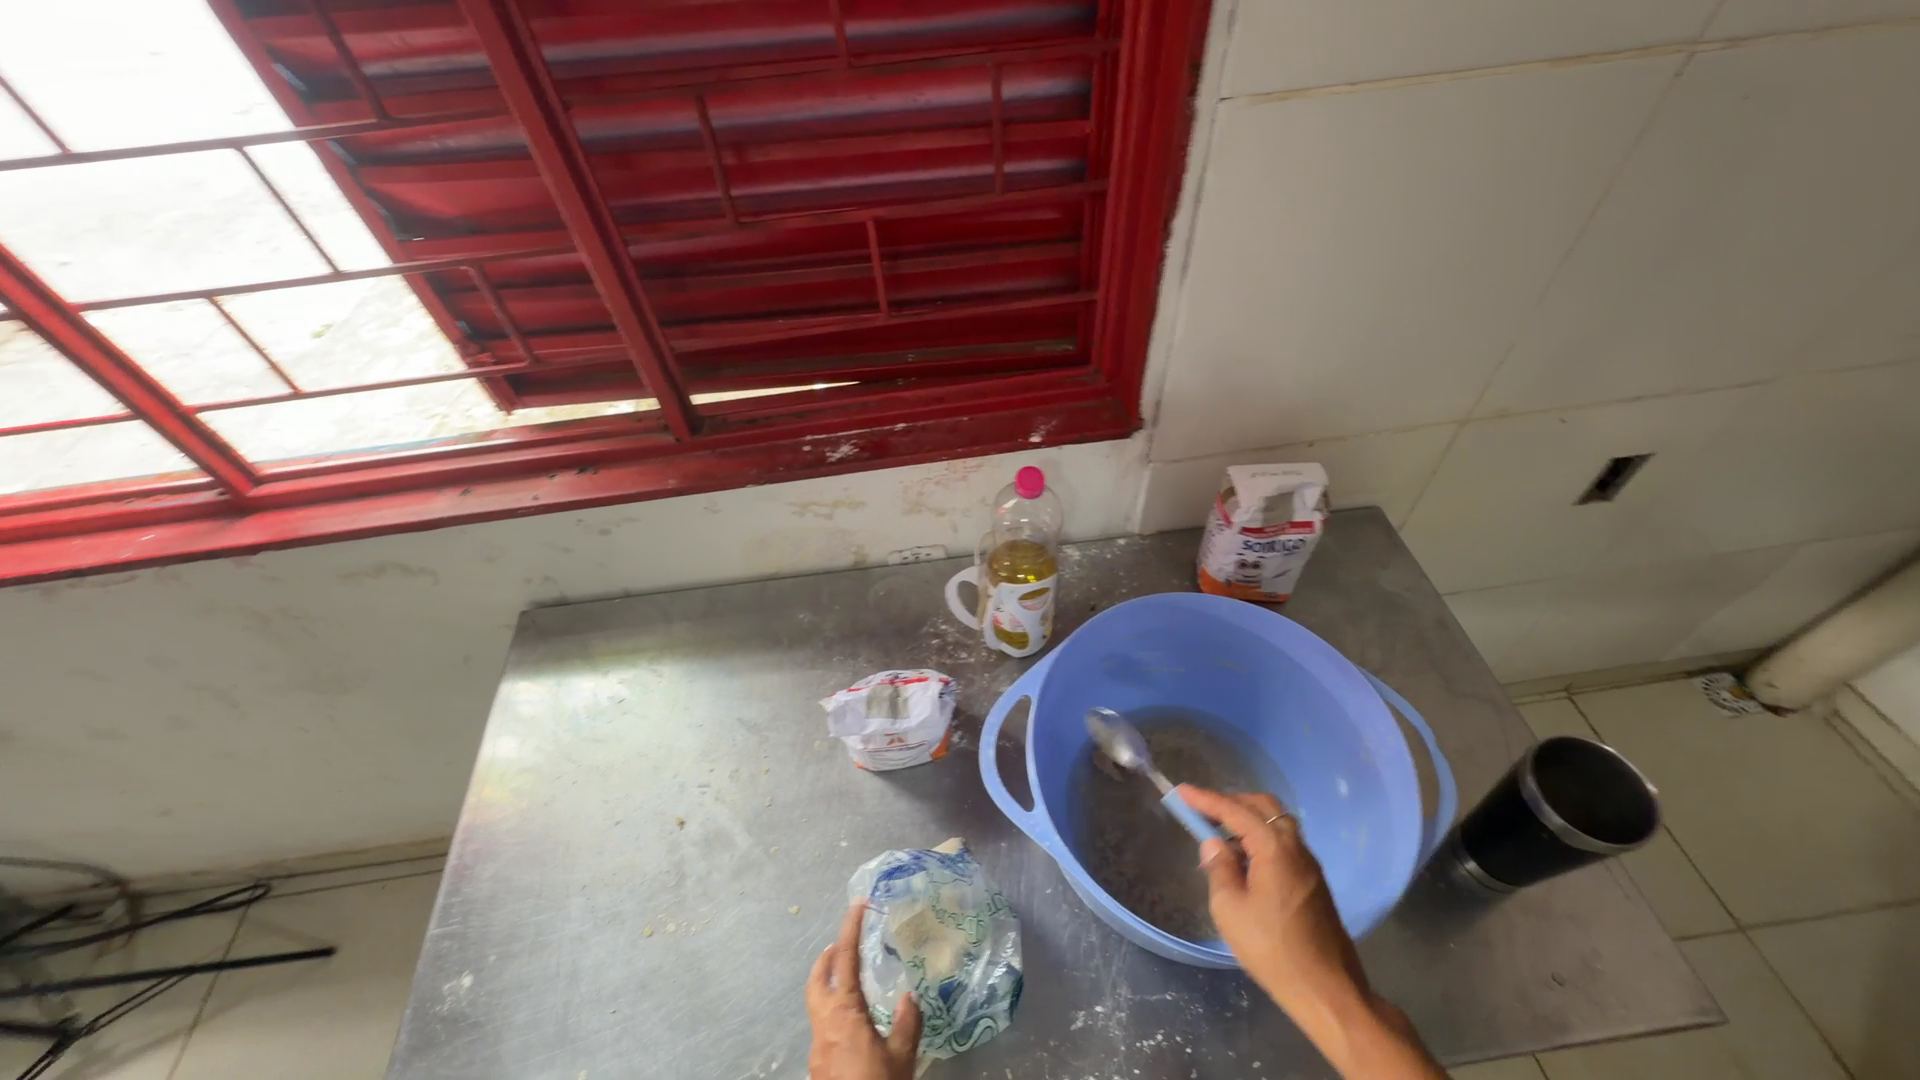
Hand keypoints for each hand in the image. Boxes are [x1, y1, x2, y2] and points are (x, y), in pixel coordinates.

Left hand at [806, 902, 921, 1079]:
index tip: (858, 904)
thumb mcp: (901, 1058)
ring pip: (816, 1004)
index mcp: (844, 1014)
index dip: (850, 928)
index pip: (845, 960)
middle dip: (827, 957)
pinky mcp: (818, 1066)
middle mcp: (823, 1025)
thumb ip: (906, 1024)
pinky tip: (856, 1024)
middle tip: (844, 942)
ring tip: (851, 980)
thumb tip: (909, 996)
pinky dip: (834, 1012)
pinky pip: (823, 1028)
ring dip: (828, 985)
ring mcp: (817, 1047)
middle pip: (816, 981)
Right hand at [1180, 786, 1445, 1079]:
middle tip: (1204, 810)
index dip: (1206, 799)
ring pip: (1278, 825)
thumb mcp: (1230, 909)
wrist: (1325, 989)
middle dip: (1232, 802)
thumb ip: (1220, 868)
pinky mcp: (1314, 883)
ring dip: (1249, 821)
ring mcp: (1309, 865)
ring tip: (1221, 837)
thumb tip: (1214, 843)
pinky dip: (1262, 839)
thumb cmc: (1271, 948)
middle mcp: (1296, 848)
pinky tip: (1245, 862)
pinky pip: (1285, 844)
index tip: (1182, 791)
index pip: (1235, 812)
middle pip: (1264, 807)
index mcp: (1275, 848)